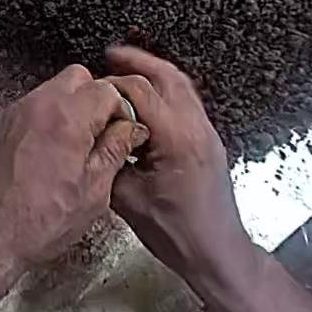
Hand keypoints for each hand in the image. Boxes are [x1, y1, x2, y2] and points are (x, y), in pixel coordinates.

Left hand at [0, 63, 149, 287]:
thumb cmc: (42, 219)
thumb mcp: (94, 191)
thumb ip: (114, 150)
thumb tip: (130, 128)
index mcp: (67, 118)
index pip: (105, 89)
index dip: (120, 107)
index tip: (122, 128)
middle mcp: (39, 104)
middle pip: (76, 77)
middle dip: (94, 97)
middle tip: (101, 130)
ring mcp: (16, 110)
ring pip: (52, 88)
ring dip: (69, 106)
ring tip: (74, 144)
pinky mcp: (1, 120)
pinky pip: (31, 104)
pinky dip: (45, 116)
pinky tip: (48, 148)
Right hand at [104, 44, 261, 303]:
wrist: (218, 257)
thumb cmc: (174, 233)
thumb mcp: (127, 197)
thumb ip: (108, 157)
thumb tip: (92, 131)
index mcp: (176, 138)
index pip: (140, 90)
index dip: (112, 85)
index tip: (92, 93)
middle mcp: (195, 127)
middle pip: (167, 76)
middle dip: (137, 61)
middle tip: (110, 55)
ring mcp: (206, 132)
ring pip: (181, 84)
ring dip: (153, 71)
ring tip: (126, 66)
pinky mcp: (208, 140)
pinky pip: (186, 99)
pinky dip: (164, 87)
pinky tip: (145, 95)